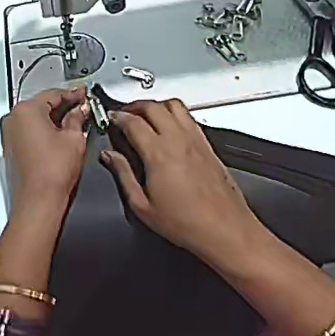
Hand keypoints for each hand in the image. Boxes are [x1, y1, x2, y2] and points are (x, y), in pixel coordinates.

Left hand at [0, 87, 88, 210]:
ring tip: (75, 122)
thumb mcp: (74, 138)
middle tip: (82, 107)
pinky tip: (61, 136)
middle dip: (63, 106)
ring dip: (54, 119)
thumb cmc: (50, 173)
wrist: (38, 200)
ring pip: (35, 119)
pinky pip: (30, 132)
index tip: (82, 94)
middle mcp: (13, 120)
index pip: (53, 94)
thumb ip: (77, 118)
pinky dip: (45, 131)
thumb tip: (79, 112)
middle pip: (41, 104)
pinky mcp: (12, 149)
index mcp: (26, 111)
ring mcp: (10, 135)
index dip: (72, 94)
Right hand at [102, 99, 275, 270]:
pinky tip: (168, 125)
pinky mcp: (208, 146)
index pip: (132, 121)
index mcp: (158, 154)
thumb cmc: (188, 223)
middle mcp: (179, 141)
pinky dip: (174, 113)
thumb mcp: (142, 206)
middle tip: (124, 114)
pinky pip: (189, 117)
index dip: (117, 117)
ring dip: (155, 105)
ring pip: (174, 106)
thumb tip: (110, 157)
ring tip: (144, 114)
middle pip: (153, 106)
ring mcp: (196, 141)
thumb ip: (123, 175)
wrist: (225, 230)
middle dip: (134, 106)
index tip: (111, 119)